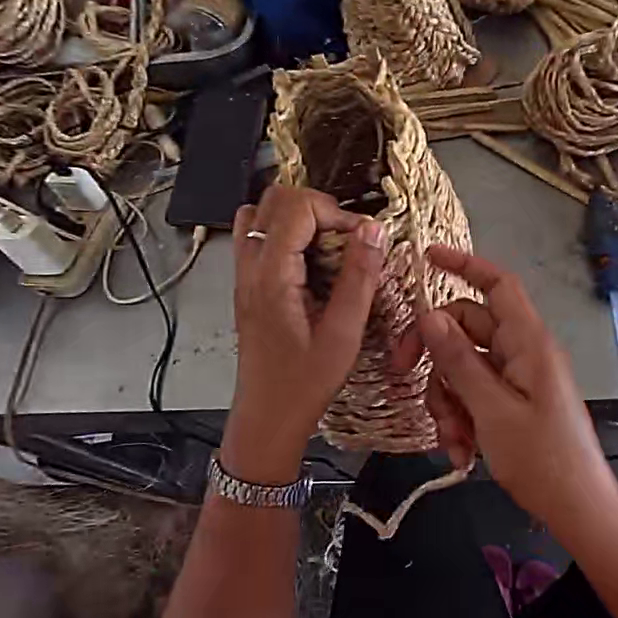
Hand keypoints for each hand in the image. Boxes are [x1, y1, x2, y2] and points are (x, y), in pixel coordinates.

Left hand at [225, 187, 385, 483]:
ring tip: (326, 246)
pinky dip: (284, 233)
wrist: (267, 417)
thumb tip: (373, 229)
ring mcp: (243, 275)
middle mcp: (249, 268)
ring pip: (260, 213)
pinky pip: (257, 237)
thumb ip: (359, 277)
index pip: (297, 207)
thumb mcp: (343, 334)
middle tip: (345, 238)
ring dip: (297, 217)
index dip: (336, 213)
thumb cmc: (303, 384)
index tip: (360, 240)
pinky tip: (309, 262)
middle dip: (317, 208)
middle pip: (274, 199)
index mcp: (271, 277)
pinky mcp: (246, 285)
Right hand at [394, 246, 617, 529]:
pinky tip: (461, 451)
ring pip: (464, 366)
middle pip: (466, 329)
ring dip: (447, 399)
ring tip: (452, 439)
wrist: (577, 508)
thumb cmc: (542, 459)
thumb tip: (429, 315)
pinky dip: (461, 417)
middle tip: (403, 376)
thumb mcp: (492, 410)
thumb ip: (459, 361)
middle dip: (435, 357)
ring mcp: (516, 377)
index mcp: (527, 342)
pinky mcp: (511, 401)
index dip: (464, 264)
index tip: (427, 257)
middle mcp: (522, 351)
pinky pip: (474, 393)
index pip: (498, 284)